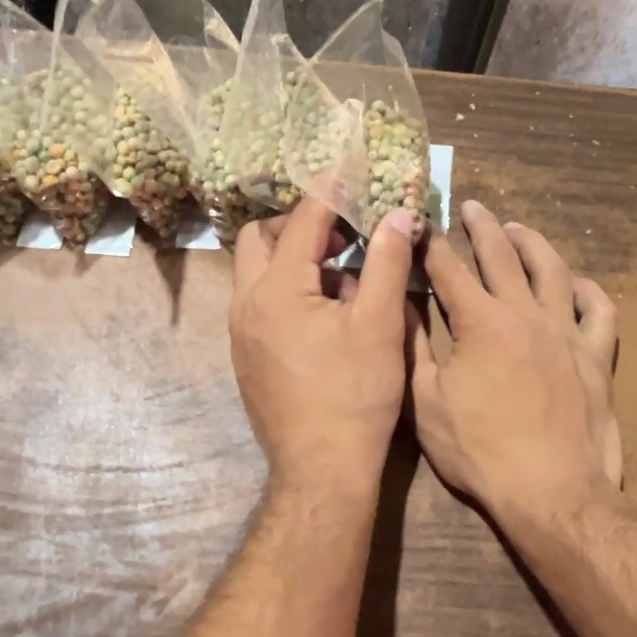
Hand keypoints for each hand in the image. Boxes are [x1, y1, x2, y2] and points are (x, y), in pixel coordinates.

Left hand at [231, 201, 416, 496]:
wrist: (321, 470)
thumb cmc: (355, 396)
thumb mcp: (379, 325)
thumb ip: (386, 262)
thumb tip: (396, 214)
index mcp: (276, 290)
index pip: (303, 220)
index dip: (332, 190)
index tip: (353, 166)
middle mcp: (245, 304)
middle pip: (260, 238)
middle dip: (301, 225)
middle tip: (344, 235)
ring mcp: (240, 334)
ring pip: (257, 272)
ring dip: (295, 260)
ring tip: (344, 278)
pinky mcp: (246, 357)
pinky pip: (260, 303)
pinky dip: (287, 291)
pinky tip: (327, 316)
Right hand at [411, 200, 619, 518]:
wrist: (550, 490)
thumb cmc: (480, 451)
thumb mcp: (426, 403)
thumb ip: (414, 349)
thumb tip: (401, 306)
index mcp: (480, 321)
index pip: (448, 269)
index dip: (431, 244)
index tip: (420, 224)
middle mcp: (525, 313)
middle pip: (501, 256)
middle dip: (481, 227)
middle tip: (470, 206)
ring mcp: (566, 331)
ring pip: (552, 270)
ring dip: (532, 243)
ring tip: (517, 228)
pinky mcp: (597, 355)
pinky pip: (598, 309)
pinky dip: (586, 289)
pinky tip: (575, 282)